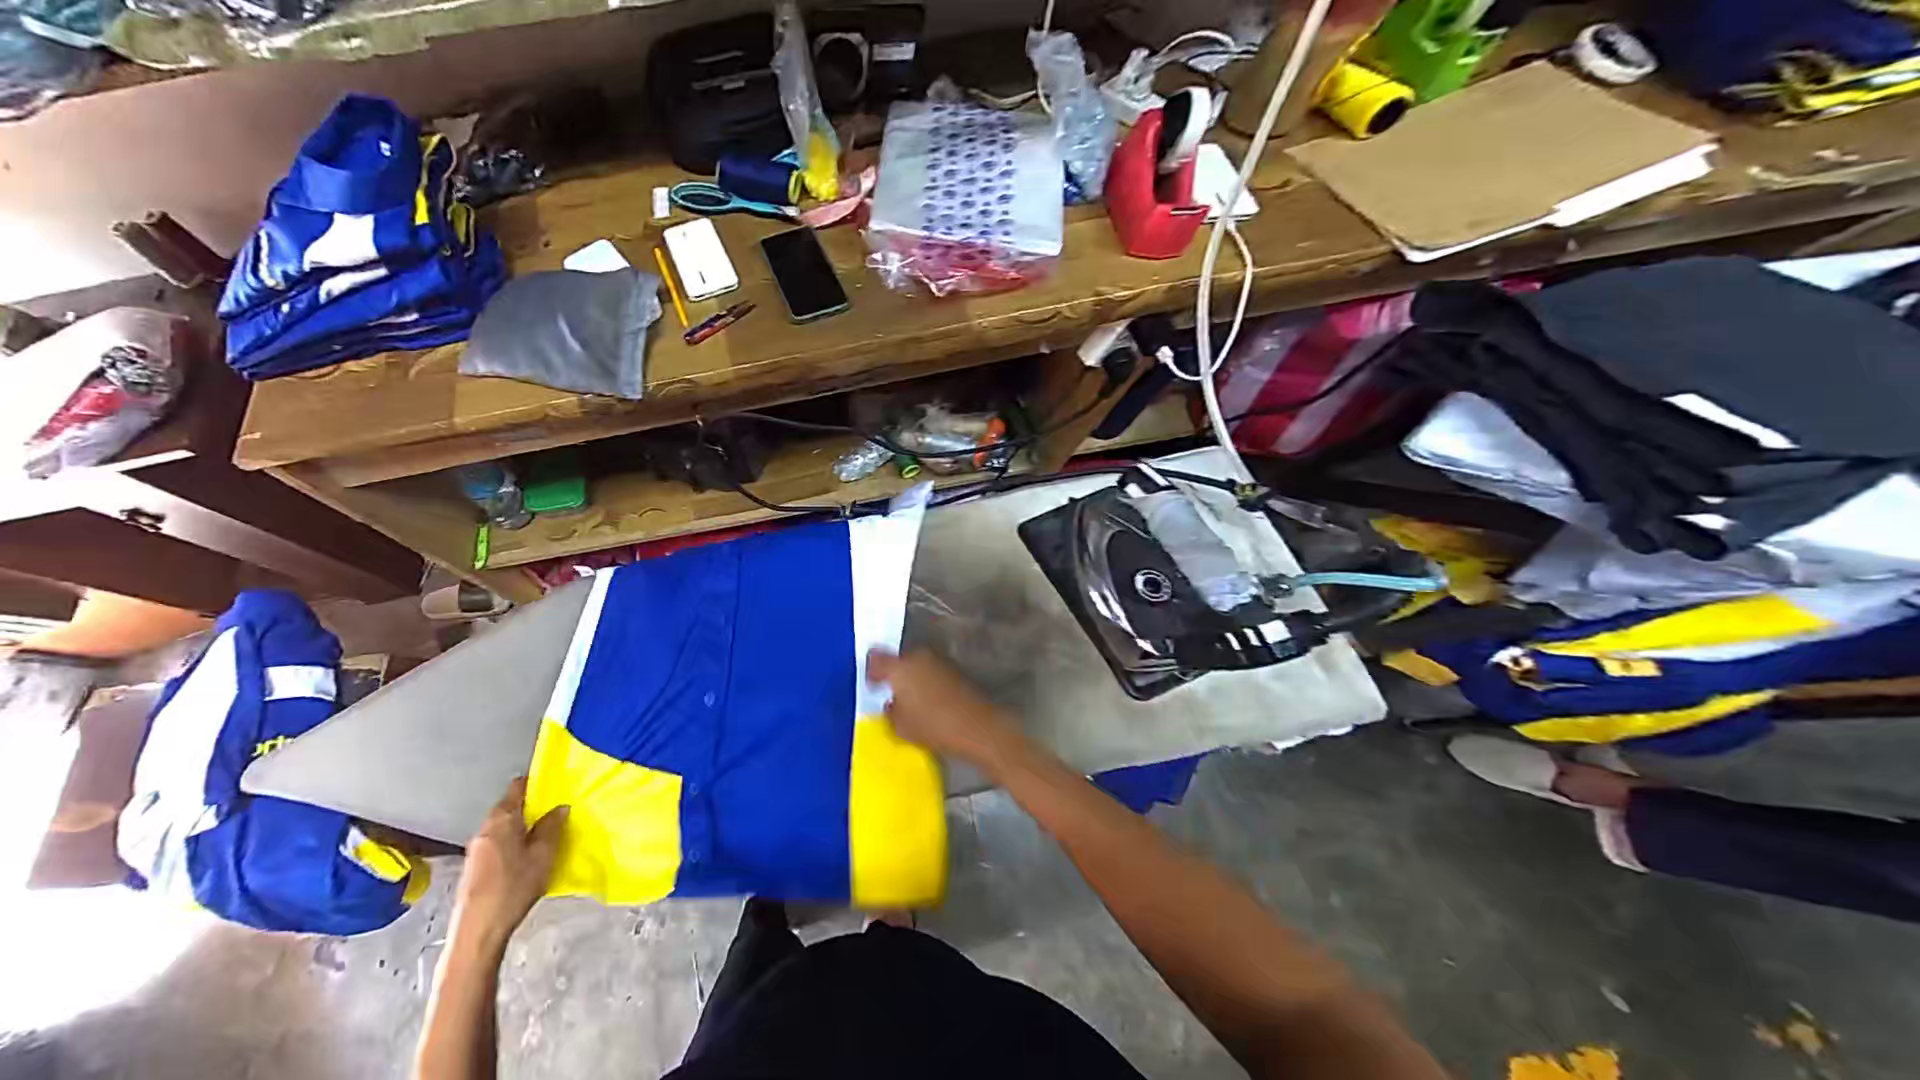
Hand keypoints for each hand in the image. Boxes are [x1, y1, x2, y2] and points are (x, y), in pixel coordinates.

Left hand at [451, 778, 566, 953]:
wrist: (478, 930)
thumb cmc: (514, 886)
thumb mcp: (543, 854)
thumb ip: (552, 826)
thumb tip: (559, 807)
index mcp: (501, 819)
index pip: (517, 787)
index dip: (536, 782)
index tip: (555, 783)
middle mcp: (484, 828)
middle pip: (510, 807)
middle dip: (532, 806)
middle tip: (558, 811)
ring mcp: (476, 848)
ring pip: (504, 826)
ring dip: (523, 826)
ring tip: (547, 834)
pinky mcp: (474, 866)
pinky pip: (498, 842)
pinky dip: (514, 841)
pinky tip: (528, 856)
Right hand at [867, 648, 1028, 774]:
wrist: (978, 726)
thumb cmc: (933, 726)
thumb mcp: (899, 727)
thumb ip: (889, 712)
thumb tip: (892, 704)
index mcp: (899, 666)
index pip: (876, 657)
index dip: (871, 671)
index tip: (872, 686)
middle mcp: (919, 656)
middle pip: (899, 660)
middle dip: (894, 675)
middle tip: (892, 695)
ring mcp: (940, 661)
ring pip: (918, 666)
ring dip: (913, 679)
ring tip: (912, 702)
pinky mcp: (956, 670)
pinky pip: (934, 673)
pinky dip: (929, 683)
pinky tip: (930, 703)